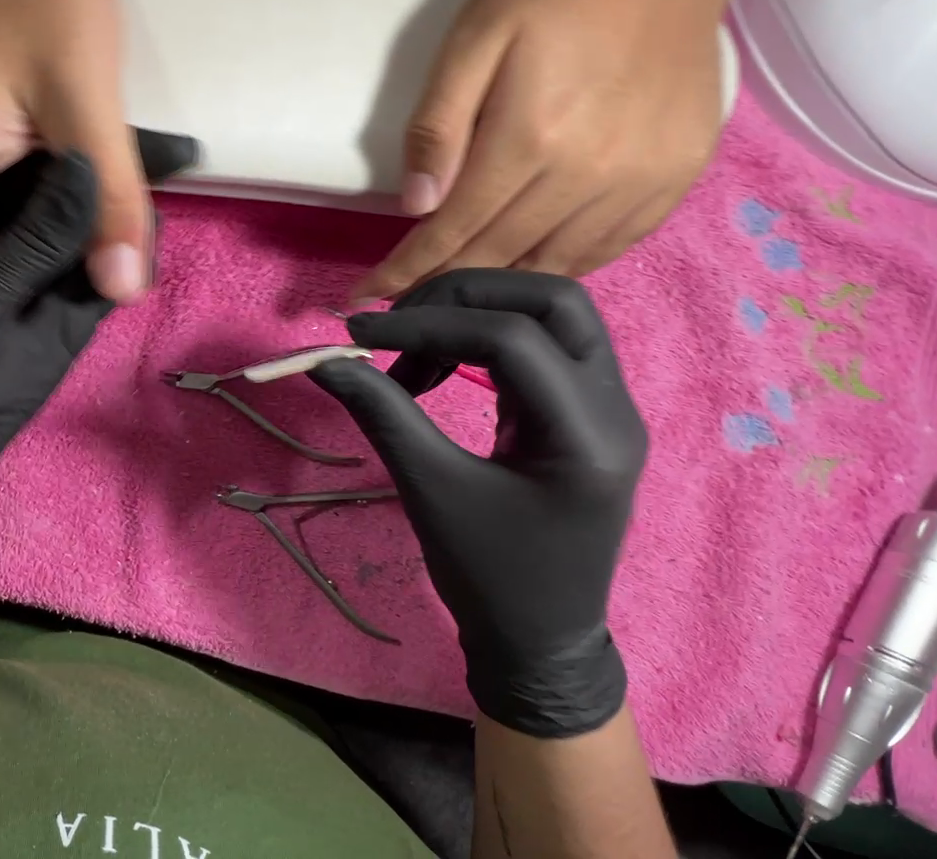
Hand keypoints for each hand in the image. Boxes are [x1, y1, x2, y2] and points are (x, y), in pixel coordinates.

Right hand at [310, 270, 647, 737]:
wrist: (539, 638)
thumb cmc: (489, 575)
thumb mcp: (429, 491)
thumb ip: (382, 414)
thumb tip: (324, 360)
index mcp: (585, 434)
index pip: (509, 338)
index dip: (426, 324)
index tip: (357, 337)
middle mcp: (612, 407)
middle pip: (551, 302)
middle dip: (463, 297)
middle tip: (395, 326)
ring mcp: (605, 408)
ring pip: (552, 315)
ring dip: (474, 314)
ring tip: (409, 354)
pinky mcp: (582, 414)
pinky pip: (541, 346)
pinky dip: (482, 341)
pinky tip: (436, 370)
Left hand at [350, 0, 725, 306]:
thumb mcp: (469, 46)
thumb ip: (437, 128)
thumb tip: (415, 206)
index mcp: (530, 141)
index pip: (451, 233)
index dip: (404, 272)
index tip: (363, 298)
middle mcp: (590, 174)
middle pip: (496, 257)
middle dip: (440, 286)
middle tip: (404, 304)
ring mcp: (641, 181)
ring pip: (551, 266)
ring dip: (497, 287)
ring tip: (455, 295)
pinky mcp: (677, 178)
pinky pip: (607, 249)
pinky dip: (558, 268)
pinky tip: (524, 268)